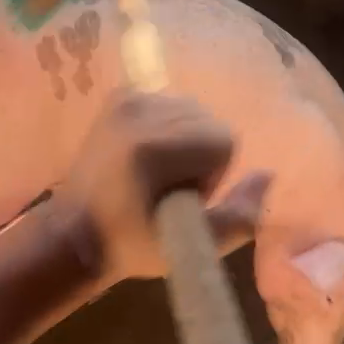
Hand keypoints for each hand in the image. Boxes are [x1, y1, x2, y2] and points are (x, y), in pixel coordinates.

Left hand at [53, 90, 272, 282]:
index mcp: (154, 147)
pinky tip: (145, 159)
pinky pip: (169, 105)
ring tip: (154, 177)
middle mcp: (139, 111)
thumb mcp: (192, 246)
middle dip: (200, 157)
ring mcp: (126, 99)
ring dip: (185, 144)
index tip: (183, 202)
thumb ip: (240, 216)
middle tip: (167, 192)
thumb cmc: (132, 246)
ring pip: (192, 111)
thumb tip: (269, 175)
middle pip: (209, 121)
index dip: (212, 176)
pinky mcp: (119, 97)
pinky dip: (168, 130)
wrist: (75, 234)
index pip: (223, 140)